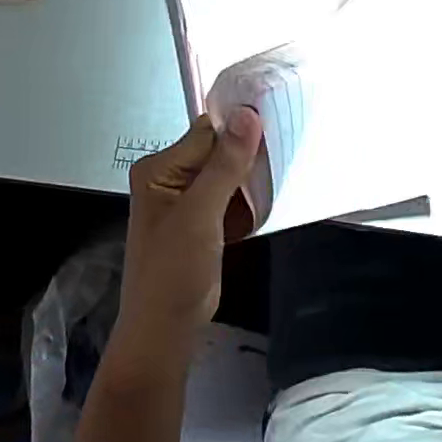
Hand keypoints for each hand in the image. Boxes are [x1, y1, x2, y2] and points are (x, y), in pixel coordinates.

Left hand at [123, 109, 263, 328]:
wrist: (167, 326)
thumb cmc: (173, 272)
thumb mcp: (200, 214)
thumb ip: (225, 165)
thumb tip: (248, 115)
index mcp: (160, 169)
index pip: (208, 132)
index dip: (241, 132)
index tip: (277, 133)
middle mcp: (172, 178)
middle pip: (221, 151)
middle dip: (251, 159)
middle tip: (282, 165)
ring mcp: (190, 200)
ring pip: (233, 174)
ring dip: (255, 182)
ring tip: (275, 189)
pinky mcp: (207, 219)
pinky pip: (236, 196)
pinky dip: (252, 202)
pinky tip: (266, 208)